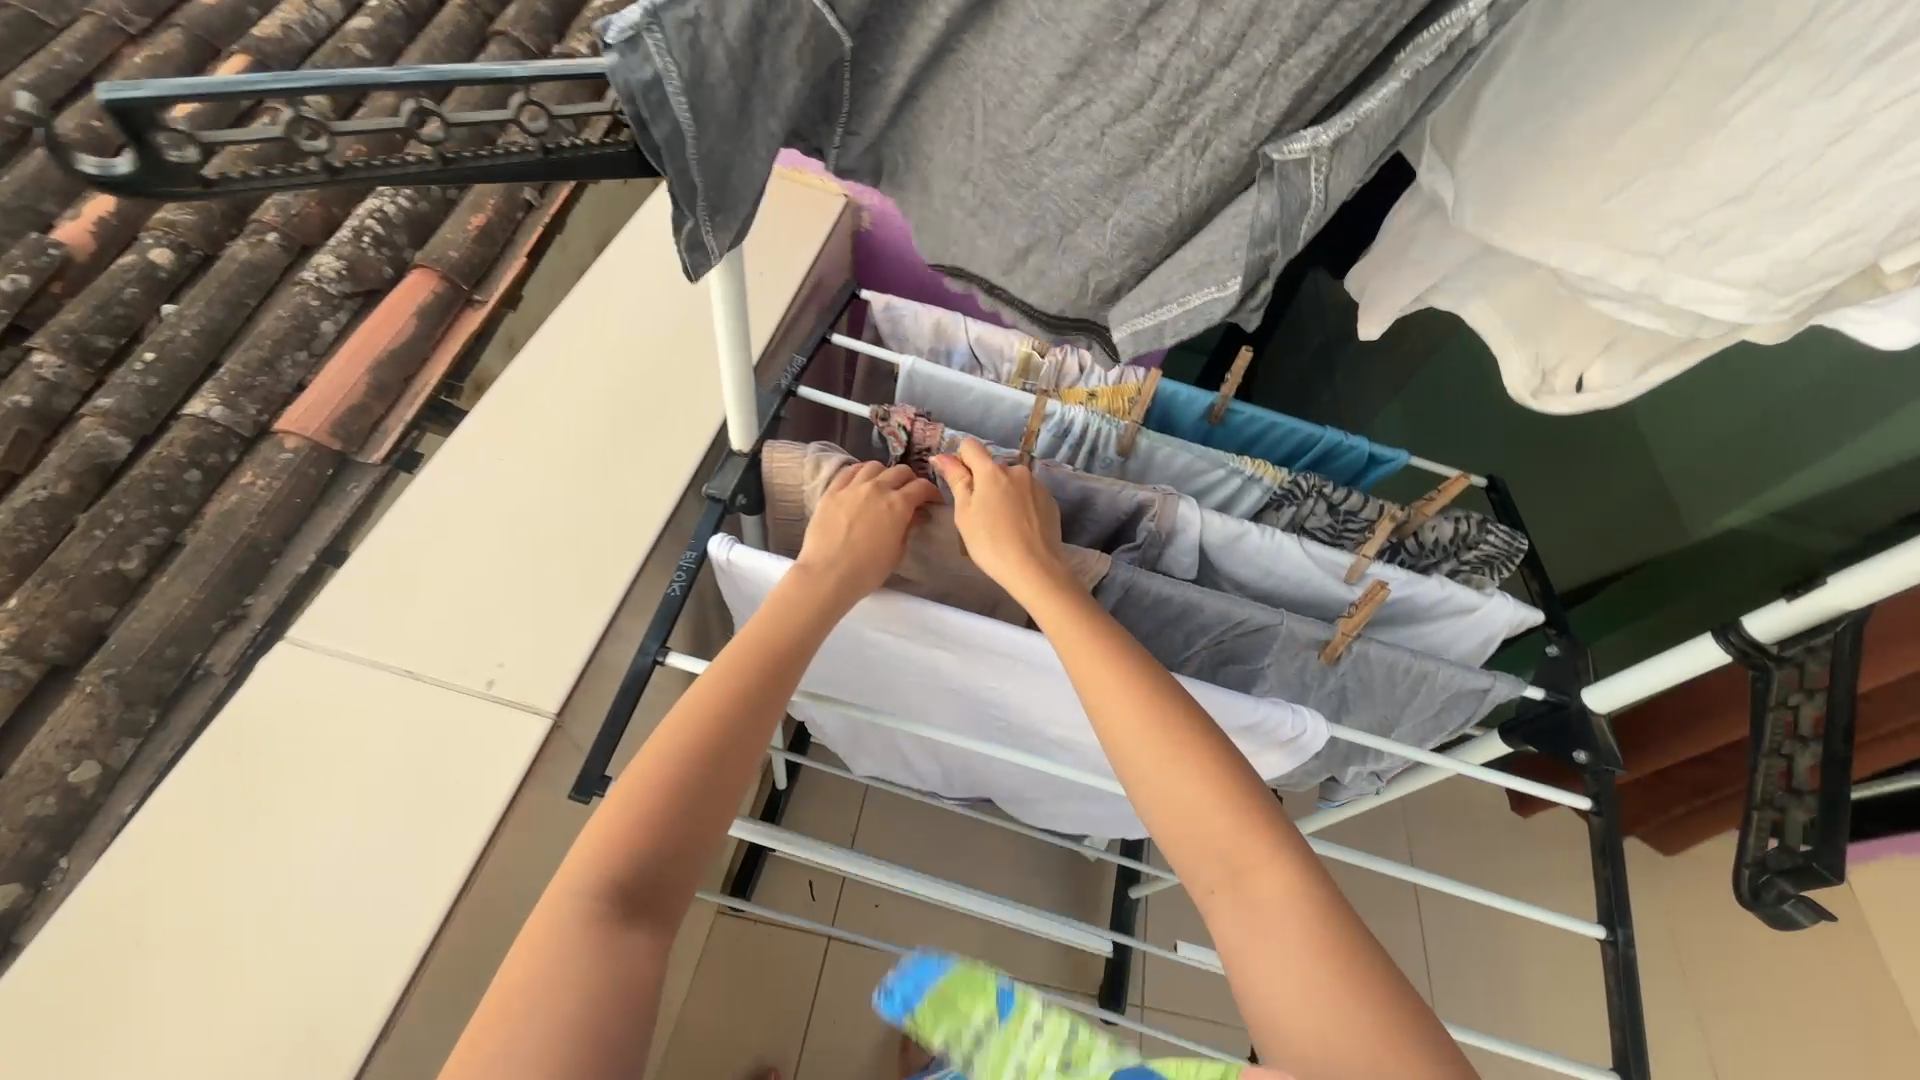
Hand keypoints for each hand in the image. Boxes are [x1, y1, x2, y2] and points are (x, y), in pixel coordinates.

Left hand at [792, 461, 940, 607]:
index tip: (933, 501)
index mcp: (898, 504)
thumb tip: (917, 514)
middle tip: (910, 494)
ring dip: (885, 474)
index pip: (922, 487)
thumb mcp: (897, 552)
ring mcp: (852, 487)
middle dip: (910, 480)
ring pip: (874, 466)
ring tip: (884, 486)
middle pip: (900, 471)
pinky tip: (861, 481)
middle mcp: (877, 488)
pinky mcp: (832, 491)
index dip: (931, 492)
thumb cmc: (868, 570)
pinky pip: (849, 471)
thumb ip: (908, 528)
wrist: (828, 574)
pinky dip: (860, 472)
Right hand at [930, 438, 1072, 600]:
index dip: (960, 459)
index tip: (959, 482)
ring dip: (1003, 493)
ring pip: (1011, 481)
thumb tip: (942, 456)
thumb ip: (956, 479)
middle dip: (983, 482)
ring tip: (1002, 524)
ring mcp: (1037, 484)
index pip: (970, 446)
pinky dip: (1021, 504)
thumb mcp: (964, 513)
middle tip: (979, 514)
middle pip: (992, 467)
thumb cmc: (990, 543)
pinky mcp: (1050, 500)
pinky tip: (1020, 527)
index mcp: (991, 470)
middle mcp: (1016, 470)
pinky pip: (1028, 494)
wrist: (1034, 568)